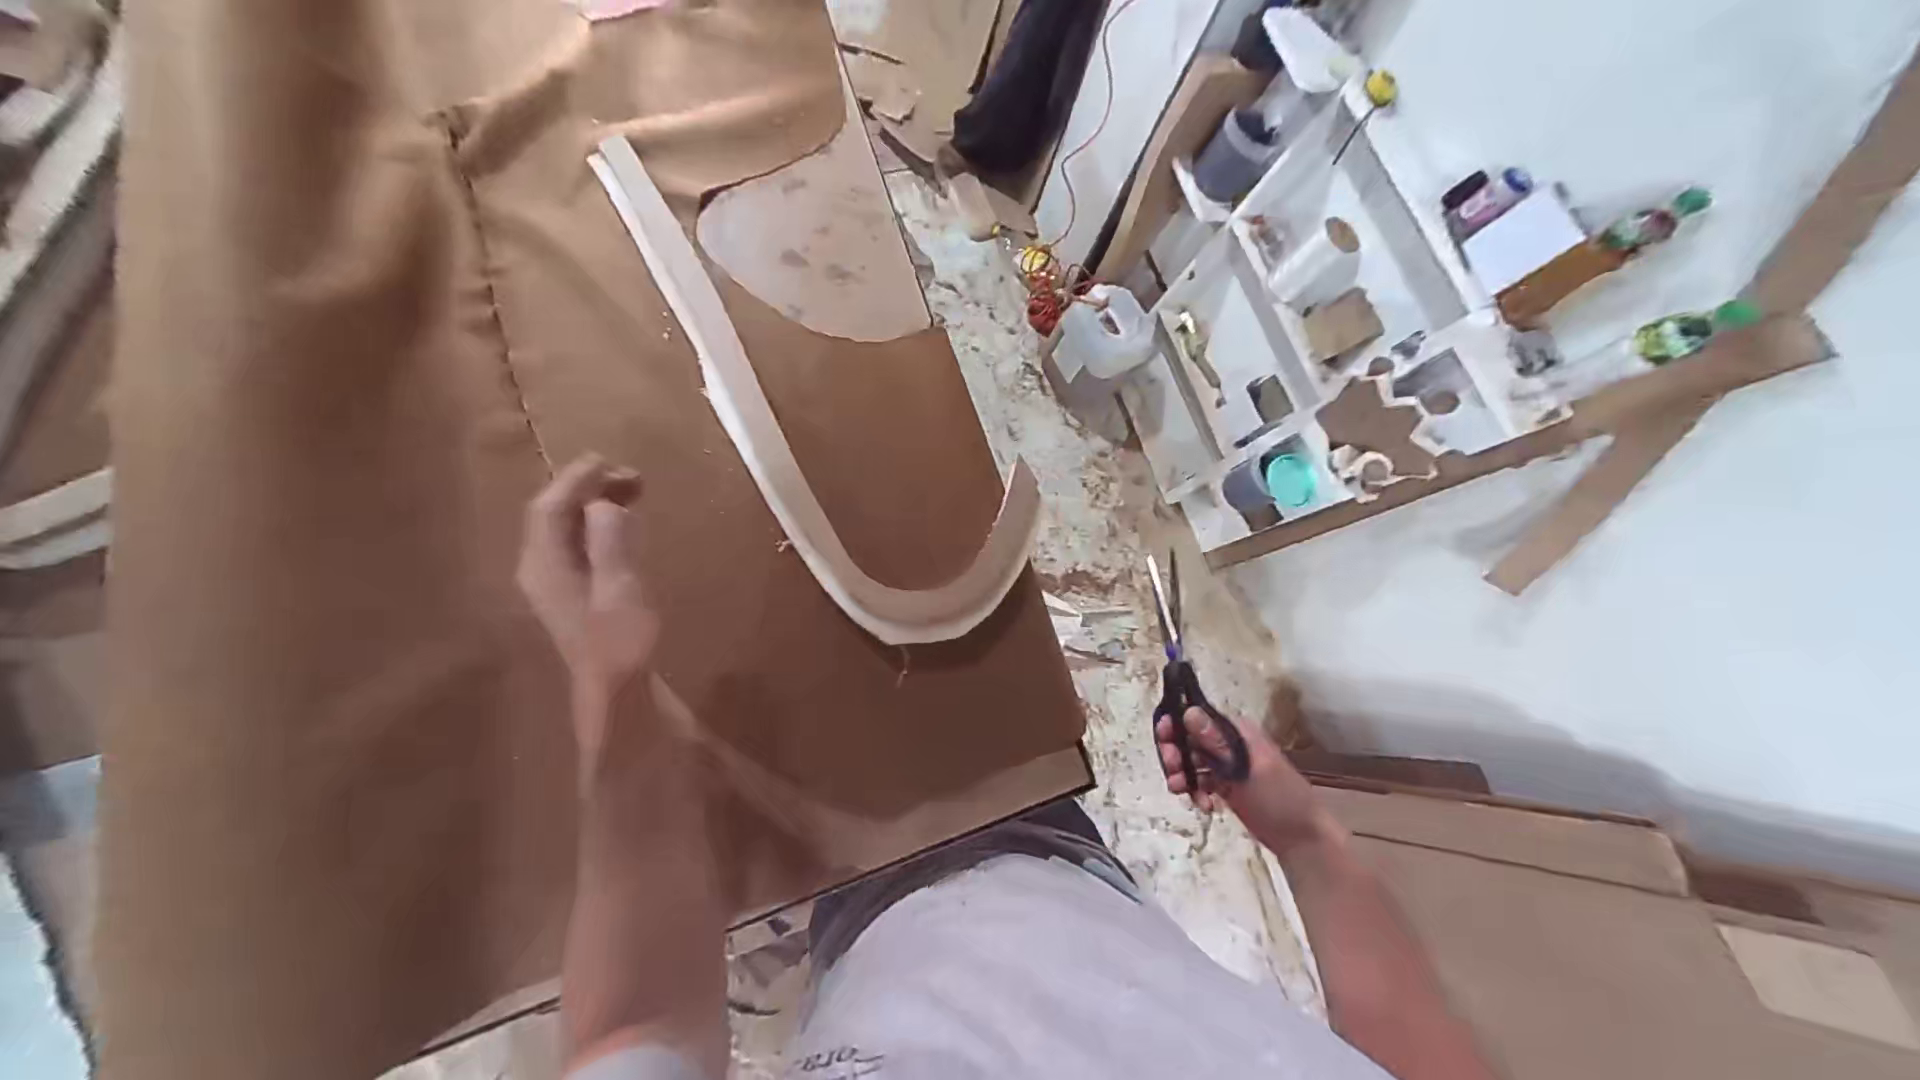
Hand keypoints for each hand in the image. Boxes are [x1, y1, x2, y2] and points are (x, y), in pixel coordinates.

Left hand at [516, 454, 657, 715]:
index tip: (609, 461)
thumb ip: (611, 541)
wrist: (615, 689)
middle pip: (554, 514)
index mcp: (545, 564)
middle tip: (632, 477)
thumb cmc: (620, 640)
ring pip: (565, 528)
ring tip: (632, 493)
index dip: (577, 479)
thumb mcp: (620, 588)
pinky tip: (622, 526)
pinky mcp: (570, 591)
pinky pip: (576, 543)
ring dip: (594, 505)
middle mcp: (540, 567)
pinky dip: (598, 525)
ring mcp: (553, 581)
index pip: (550, 507)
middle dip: (588, 488)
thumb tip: (606, 503)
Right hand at [1156, 706, 1329, 853]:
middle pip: (1188, 738)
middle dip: (1176, 755)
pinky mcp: (1224, 785)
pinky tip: (1203, 805)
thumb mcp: (1247, 770)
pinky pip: (1198, 781)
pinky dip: (1194, 791)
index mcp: (1237, 730)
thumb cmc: (1281, 799)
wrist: (1303, 840)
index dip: (1176, 726)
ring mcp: (1225, 764)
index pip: (1197, 717)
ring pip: (1190, 760)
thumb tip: (1188, 711)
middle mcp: (1228, 742)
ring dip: (1182, 774)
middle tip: (1173, 773)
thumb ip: (1217, 743)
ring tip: (1181, 791)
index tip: (1164, 741)